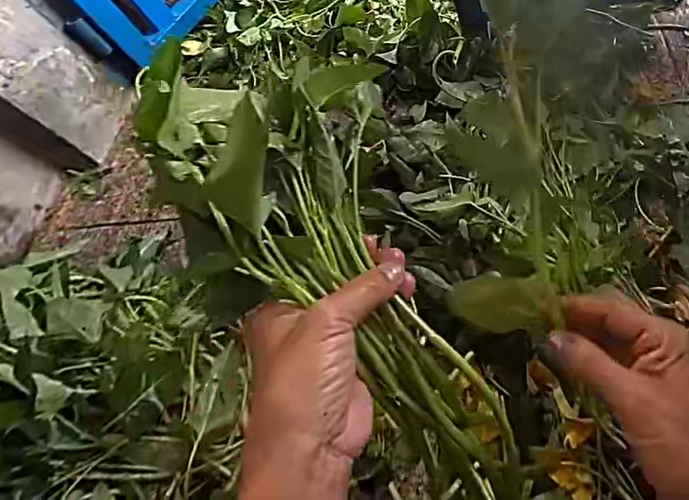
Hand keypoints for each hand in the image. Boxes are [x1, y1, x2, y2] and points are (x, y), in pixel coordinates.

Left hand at [237, 240, 416, 499]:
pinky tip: (407, 294)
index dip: (342, 247)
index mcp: (281, 306)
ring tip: (406, 274)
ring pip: (362, 302)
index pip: (313, 263)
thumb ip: (362, 288)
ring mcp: (330, 340)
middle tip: (394, 255)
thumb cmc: (302, 379)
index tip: (370, 238)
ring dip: (385, 286)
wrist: (311, 450)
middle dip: (370, 266)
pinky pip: (377, 325)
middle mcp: (303, 319)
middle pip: (342, 280)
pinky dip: (393, 309)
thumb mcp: (326, 321)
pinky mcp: (355, 359)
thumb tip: (396, 266)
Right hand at [544, 293, 688, 499]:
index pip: (611, 309)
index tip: (540, 303)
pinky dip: (587, 359)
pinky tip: (564, 358)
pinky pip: (609, 362)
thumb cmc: (679, 444)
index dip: (576, 305)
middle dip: (575, 318)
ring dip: (578, 338)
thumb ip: (591, 364)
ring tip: (542, 334)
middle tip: (536, 318)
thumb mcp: (632, 401)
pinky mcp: (641, 386)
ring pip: (606, 340)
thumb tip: (550, 337)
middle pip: (608, 319)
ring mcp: (649, 363)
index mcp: (661, 334)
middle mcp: (655, 340)